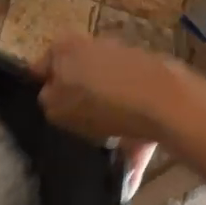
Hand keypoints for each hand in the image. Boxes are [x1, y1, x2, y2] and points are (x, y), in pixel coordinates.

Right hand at [35, 35, 205, 199]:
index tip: (49, 116)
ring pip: (107, 94)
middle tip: (77, 131)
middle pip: (76, 79)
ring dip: (107, 119)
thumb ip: (47, 101)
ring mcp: (123, 58)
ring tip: (110, 150)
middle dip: (77, 102)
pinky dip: (132, 131)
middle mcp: (92, 45)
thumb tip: (52, 98)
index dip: (43, 93)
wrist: (164, 100)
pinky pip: (134, 108)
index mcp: (64, 47)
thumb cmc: (100, 102)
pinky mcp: (150, 78)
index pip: (41, 69)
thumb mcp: (56, 108)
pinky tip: (132, 160)